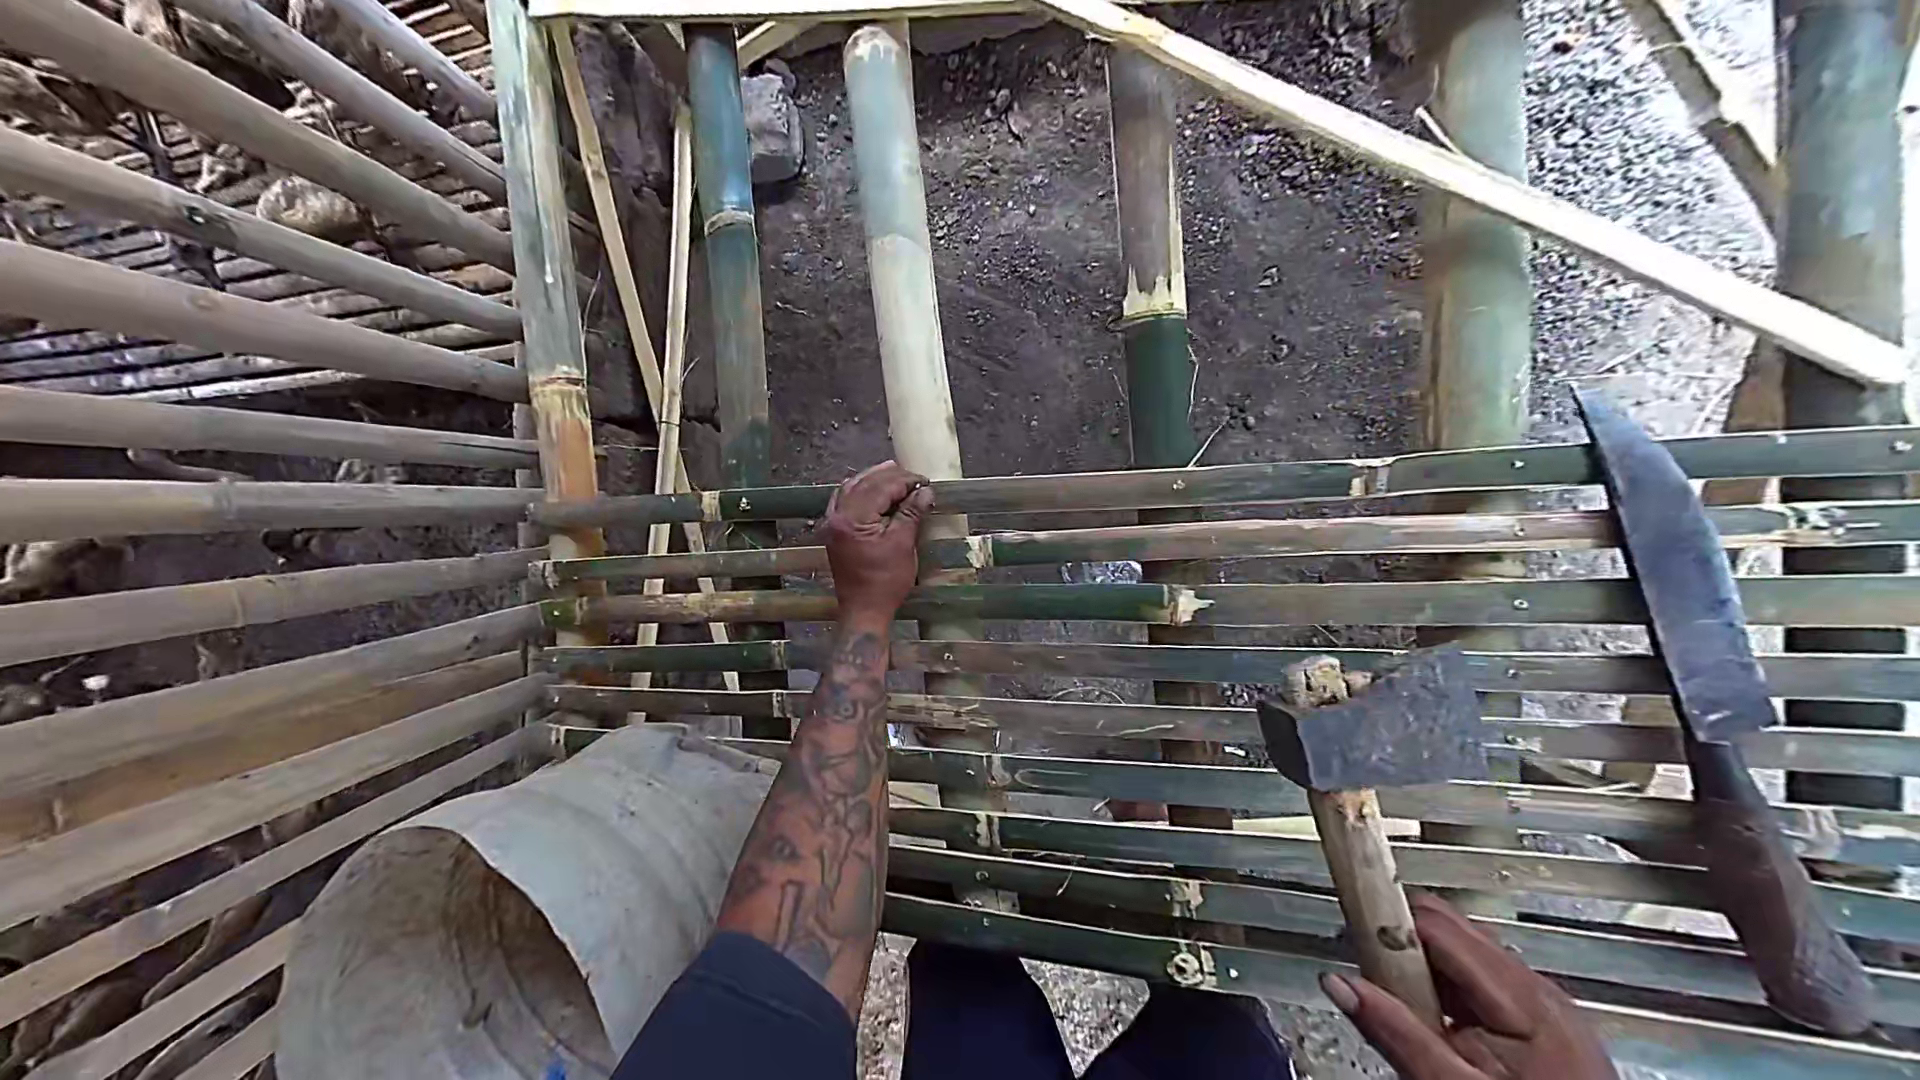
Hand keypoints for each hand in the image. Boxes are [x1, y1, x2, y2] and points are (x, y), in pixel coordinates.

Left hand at [823, 460, 933, 625]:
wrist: (864, 610)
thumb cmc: (886, 581)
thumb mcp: (903, 544)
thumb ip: (911, 513)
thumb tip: (924, 491)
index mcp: (853, 518)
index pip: (881, 486)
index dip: (905, 481)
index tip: (925, 483)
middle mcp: (837, 515)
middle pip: (865, 483)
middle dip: (891, 477)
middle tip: (915, 479)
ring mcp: (833, 523)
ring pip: (852, 488)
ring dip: (875, 480)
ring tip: (897, 476)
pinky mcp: (834, 531)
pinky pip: (844, 500)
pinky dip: (860, 491)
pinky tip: (873, 490)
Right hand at [1320, 894, 1616, 1079]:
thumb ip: (1395, 1033)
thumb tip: (1337, 983)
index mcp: (1526, 1002)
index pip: (1435, 924)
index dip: (1388, 924)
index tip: (1351, 934)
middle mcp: (1539, 989)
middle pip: (1446, 925)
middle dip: (1399, 941)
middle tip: (1372, 975)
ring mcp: (1542, 1001)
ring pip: (1456, 945)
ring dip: (1417, 962)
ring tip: (1403, 1004)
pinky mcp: (1538, 1016)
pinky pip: (1472, 972)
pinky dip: (1440, 982)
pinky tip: (1433, 1017)